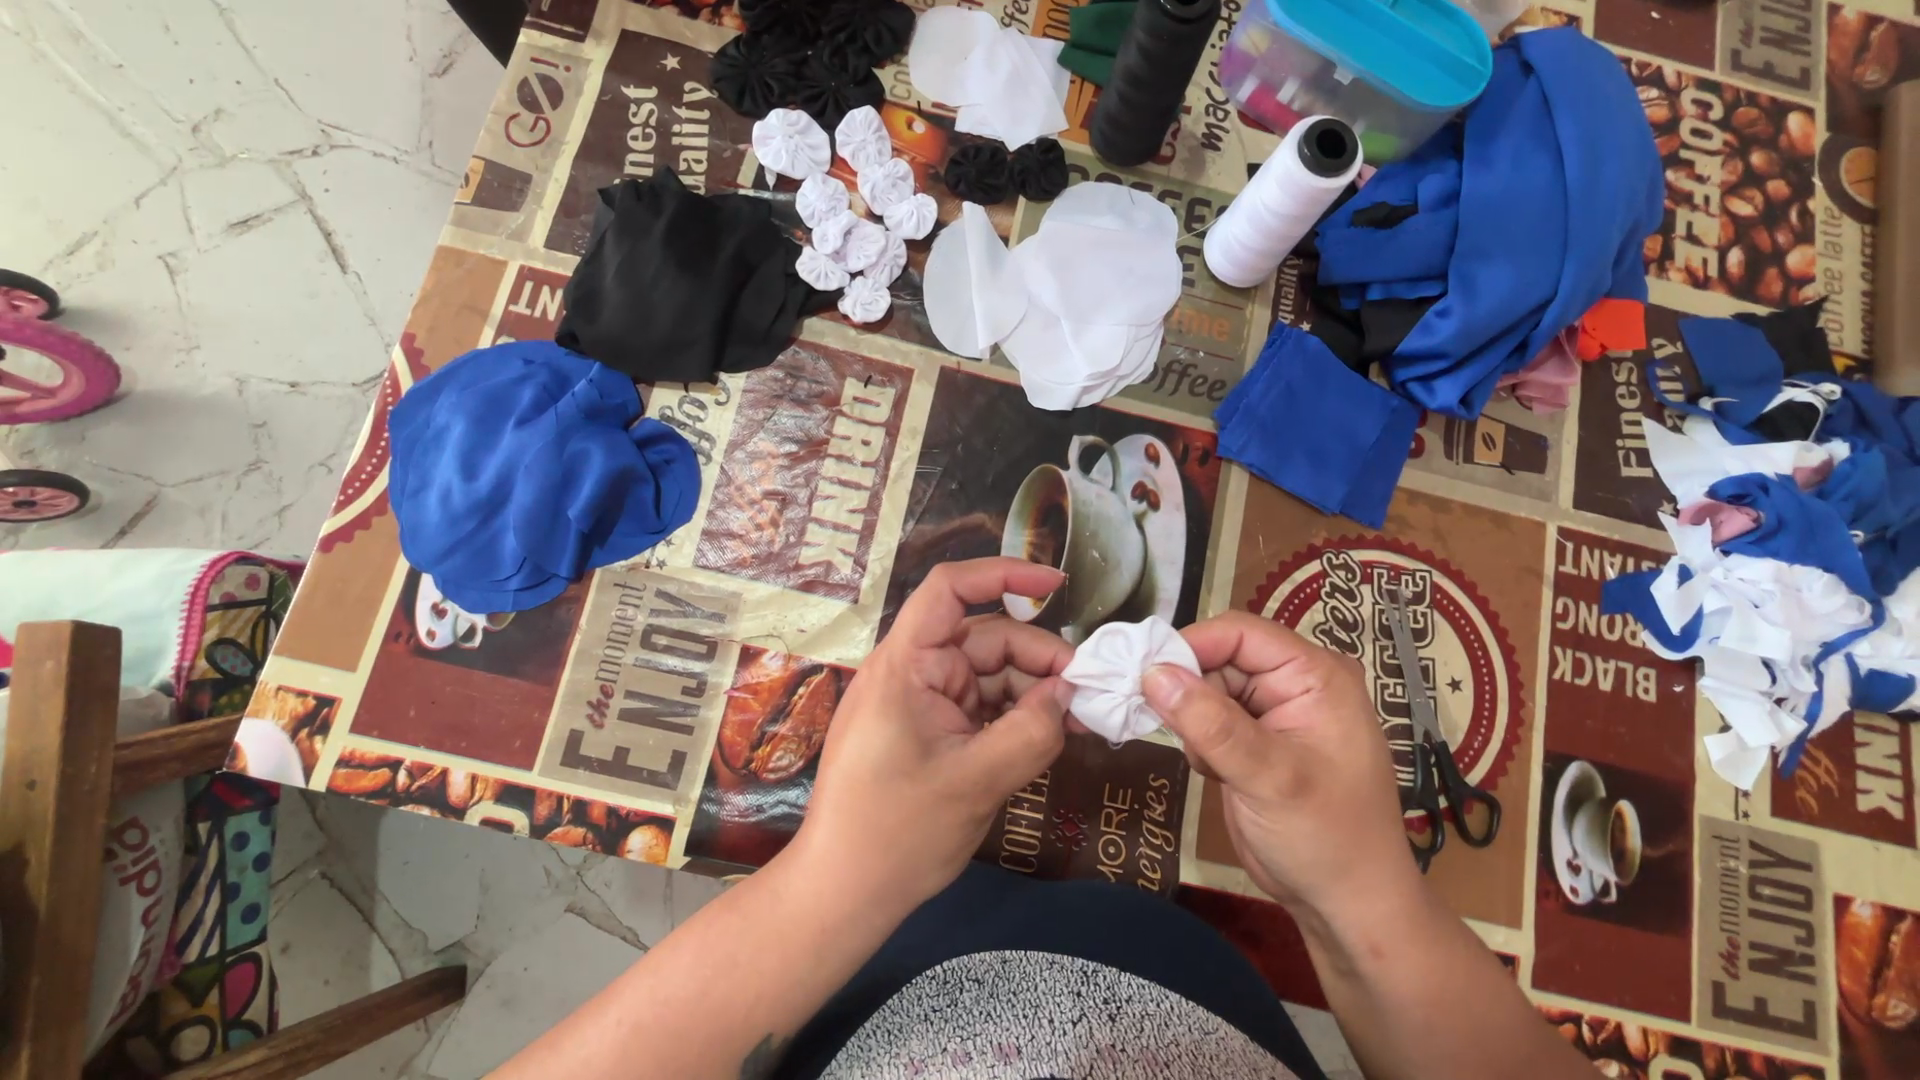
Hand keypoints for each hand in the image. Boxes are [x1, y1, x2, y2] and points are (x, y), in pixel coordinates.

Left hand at [789, 557, 1074, 907]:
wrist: (845, 893)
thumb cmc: (897, 832)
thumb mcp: (976, 781)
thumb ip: (1031, 732)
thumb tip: (1070, 694)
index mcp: (906, 665)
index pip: (950, 590)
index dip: (1003, 574)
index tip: (1056, 585)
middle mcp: (912, 672)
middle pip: (985, 638)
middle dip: (1039, 659)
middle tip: (1087, 695)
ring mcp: (920, 703)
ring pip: (989, 676)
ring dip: (1032, 693)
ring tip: (1076, 723)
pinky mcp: (929, 732)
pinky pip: (980, 708)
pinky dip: (1014, 717)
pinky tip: (1047, 737)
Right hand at [1141, 612, 1416, 918]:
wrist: (1346, 904)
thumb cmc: (1325, 837)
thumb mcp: (1268, 777)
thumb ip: (1210, 723)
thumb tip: (1152, 673)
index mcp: (1314, 674)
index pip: (1239, 633)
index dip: (1190, 647)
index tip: (1145, 676)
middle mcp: (1294, 683)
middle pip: (1218, 658)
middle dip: (1189, 691)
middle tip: (1173, 731)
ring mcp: (1274, 713)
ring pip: (1206, 690)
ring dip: (1193, 723)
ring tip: (1211, 764)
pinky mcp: (1254, 741)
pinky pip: (1209, 720)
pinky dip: (1199, 742)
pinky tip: (1215, 774)